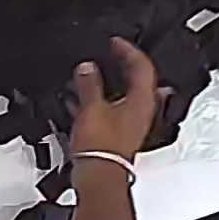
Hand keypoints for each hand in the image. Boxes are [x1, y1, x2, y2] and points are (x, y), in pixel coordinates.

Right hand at [70, 36, 159, 161]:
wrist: (97, 177)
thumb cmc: (102, 148)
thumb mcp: (92, 107)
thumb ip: (89, 83)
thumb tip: (87, 68)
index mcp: (142, 100)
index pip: (142, 66)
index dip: (128, 50)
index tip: (115, 42)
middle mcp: (140, 112)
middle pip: (133, 82)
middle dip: (117, 67)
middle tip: (104, 57)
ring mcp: (128, 125)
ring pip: (119, 98)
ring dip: (103, 86)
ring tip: (85, 78)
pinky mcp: (115, 137)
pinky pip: (107, 113)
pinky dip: (94, 104)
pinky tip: (77, 103)